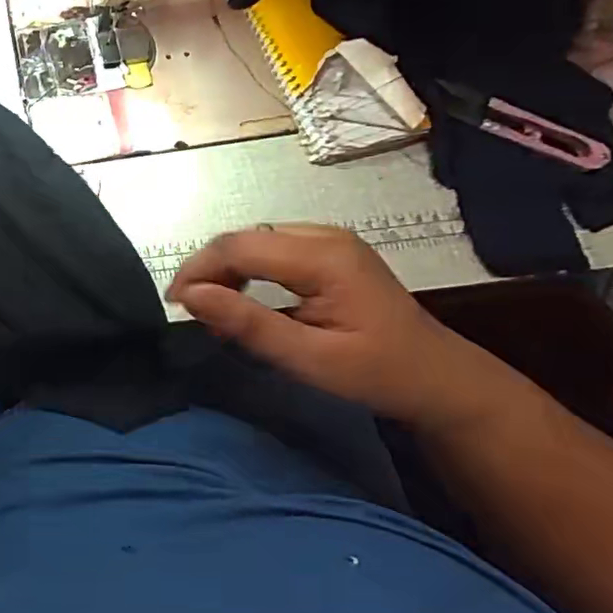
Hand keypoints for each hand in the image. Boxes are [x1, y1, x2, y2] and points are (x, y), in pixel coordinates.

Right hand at [167, 224, 501, 429]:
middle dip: (208, 268)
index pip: (240, 246)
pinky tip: (241, 298)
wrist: (438, 377)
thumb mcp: (310, 359)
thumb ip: (249, 325)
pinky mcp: (328, 251)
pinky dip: (246, 270)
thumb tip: (191, 297)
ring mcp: (328, 239)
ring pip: (255, 240)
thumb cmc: (377, 373)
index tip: (175, 304)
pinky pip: (272, 248)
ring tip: (210, 308)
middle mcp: (323, 235)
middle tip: (188, 309)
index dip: (199, 269)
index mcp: (323, 257)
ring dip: (225, 269)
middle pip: (245, 237)